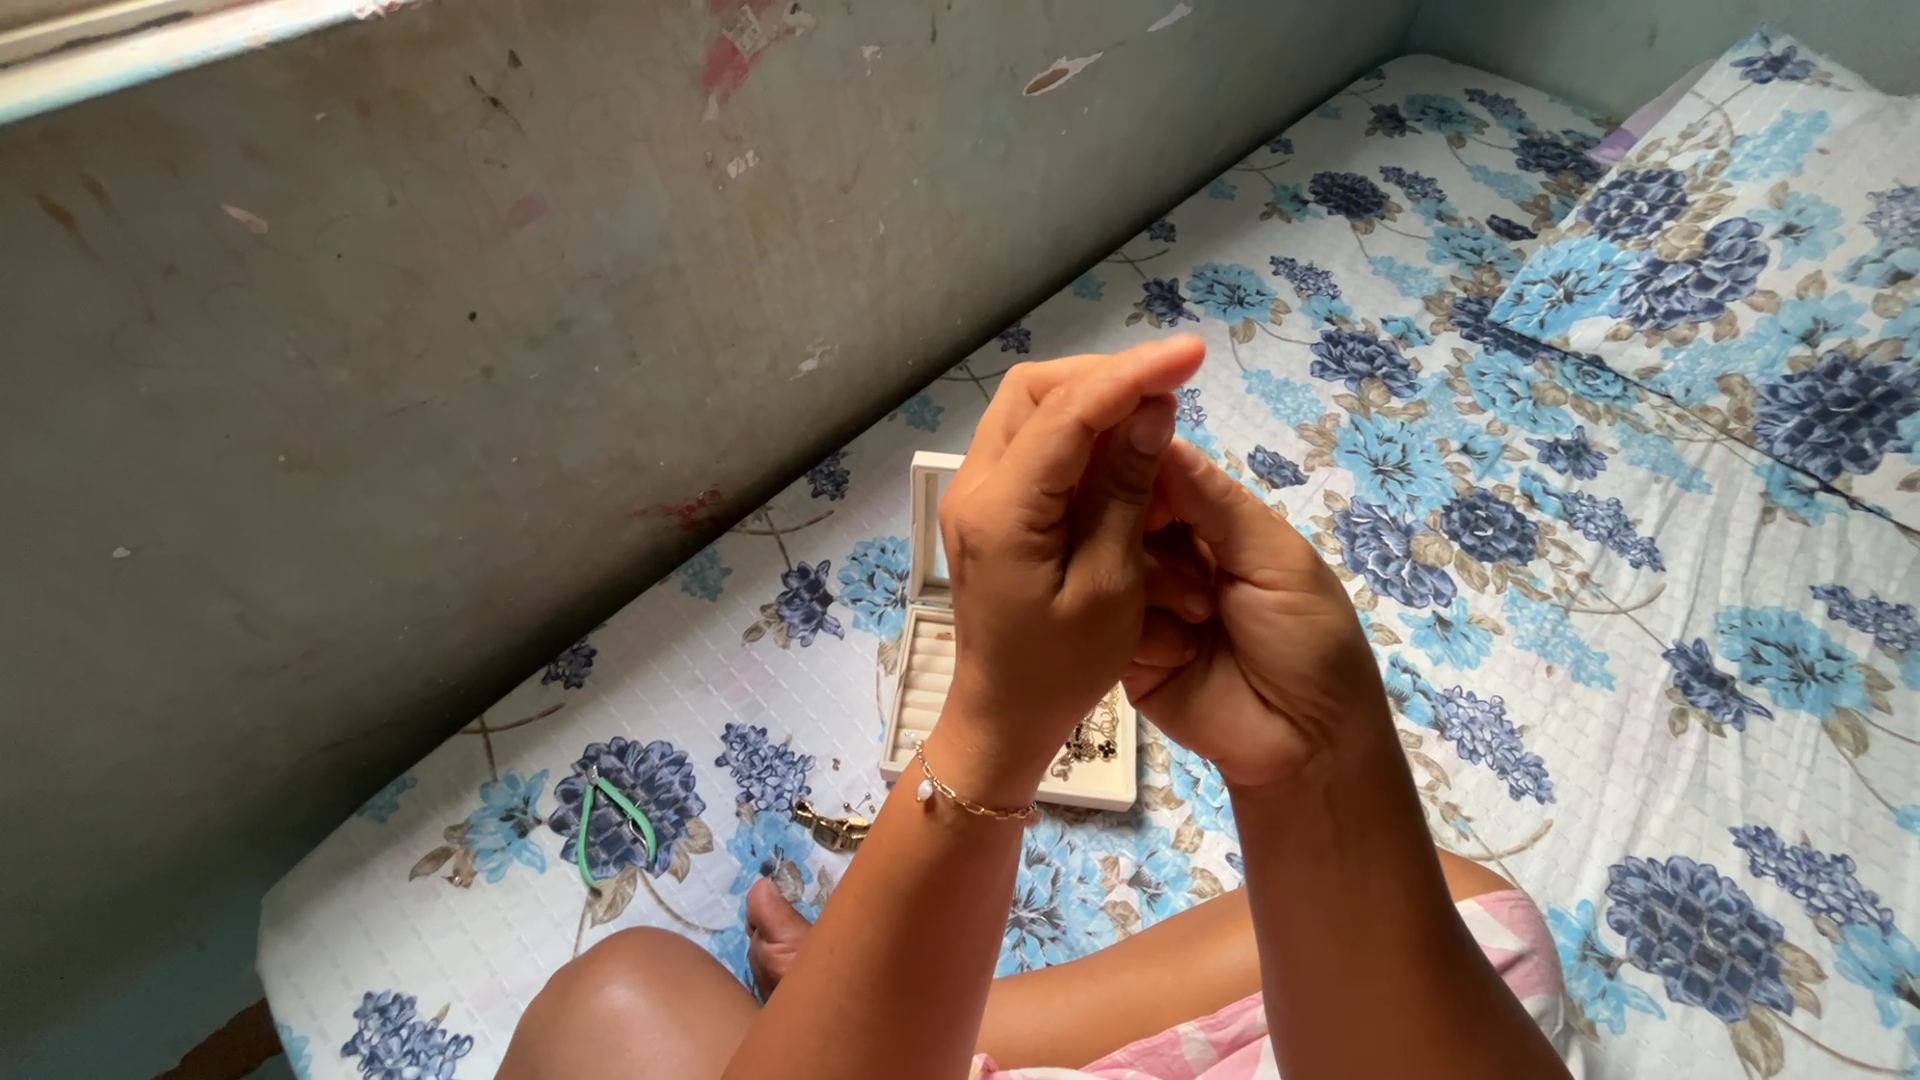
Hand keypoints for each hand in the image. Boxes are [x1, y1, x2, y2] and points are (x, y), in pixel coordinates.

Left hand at [933, 336, 1205, 795]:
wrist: (1002, 713)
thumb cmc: (1061, 669)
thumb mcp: (1110, 587)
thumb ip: (1126, 493)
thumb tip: (1151, 411)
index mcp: (1002, 509)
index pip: (1067, 412)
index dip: (1131, 375)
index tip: (1191, 354)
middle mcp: (974, 486)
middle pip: (1033, 392)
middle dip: (1102, 378)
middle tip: (1165, 388)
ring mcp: (972, 494)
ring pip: (1026, 410)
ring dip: (1087, 401)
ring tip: (1146, 415)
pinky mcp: (984, 507)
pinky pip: (1026, 444)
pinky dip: (1072, 433)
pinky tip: (1113, 450)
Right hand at [1124, 440, 1393, 791]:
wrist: (1304, 746)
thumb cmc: (1308, 641)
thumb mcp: (1277, 560)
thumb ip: (1217, 503)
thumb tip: (1161, 434)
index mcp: (1212, 527)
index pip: (1159, 479)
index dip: (1139, 468)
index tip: (1120, 465)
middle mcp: (1170, 558)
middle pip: (1123, 519)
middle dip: (1145, 534)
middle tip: (1182, 565)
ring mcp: (1143, 605)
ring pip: (1108, 569)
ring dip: (1155, 589)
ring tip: (1200, 618)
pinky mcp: (1123, 650)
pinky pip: (1106, 622)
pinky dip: (1144, 632)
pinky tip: (1180, 653)